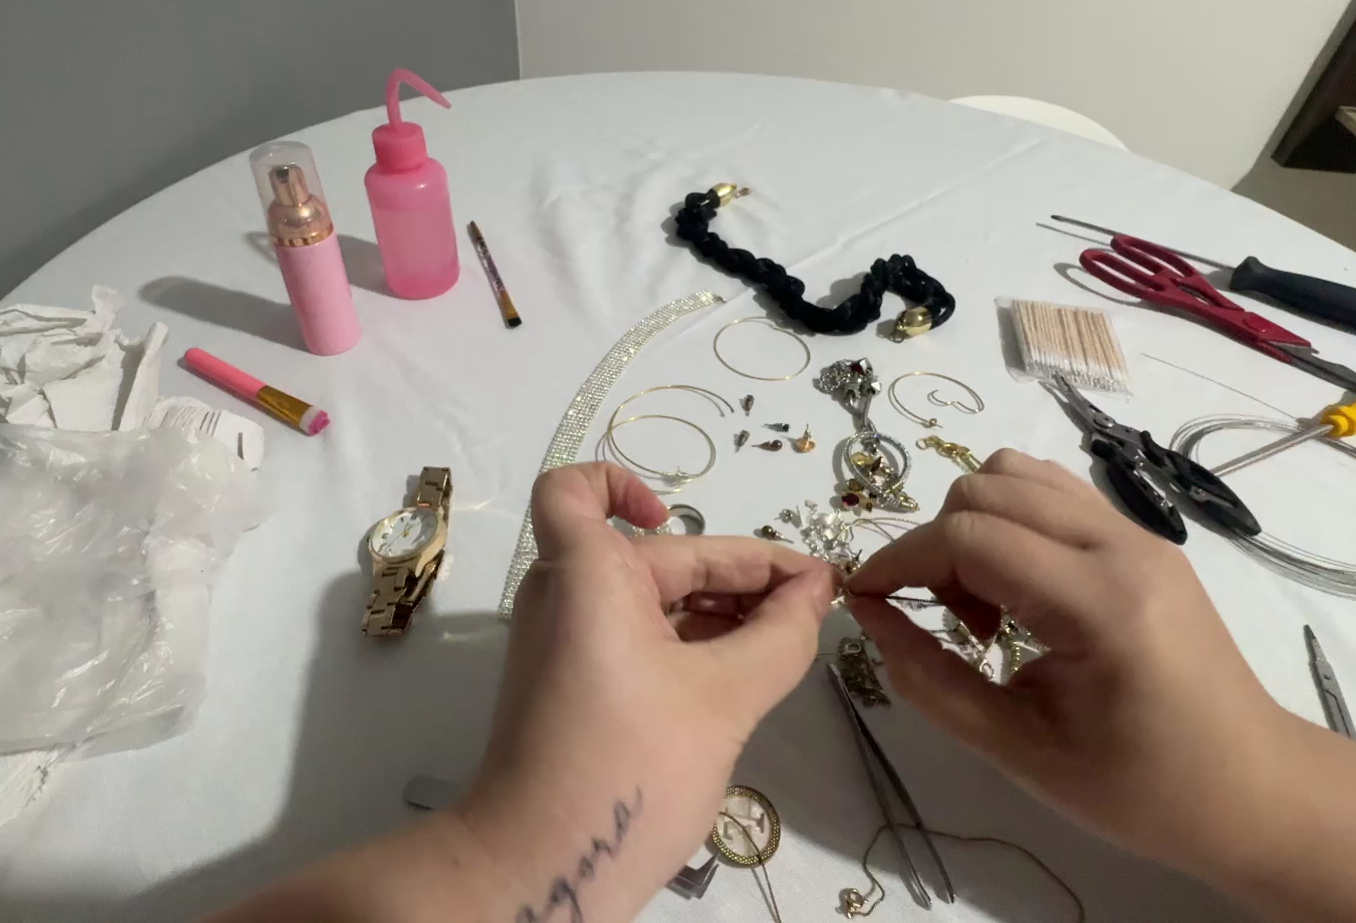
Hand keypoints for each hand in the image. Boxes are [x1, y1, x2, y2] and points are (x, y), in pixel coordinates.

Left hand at [456, 463, 835, 918]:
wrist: (536, 872)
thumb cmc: (626, 767)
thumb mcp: (722, 699)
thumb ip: (780, 636)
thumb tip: (818, 588)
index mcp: (585, 572)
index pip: (575, 489)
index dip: (618, 482)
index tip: (675, 519)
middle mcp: (567, 592)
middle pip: (657, 554)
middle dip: (735, 569)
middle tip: (814, 599)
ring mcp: (570, 639)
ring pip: (655, 598)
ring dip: (722, 607)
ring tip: (796, 633)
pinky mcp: (579, 681)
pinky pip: (643, 635)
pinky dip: (694, 639)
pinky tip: (749, 664)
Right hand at [845, 449, 1289, 870]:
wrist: (1261, 792)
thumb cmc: (1142, 788)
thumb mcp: (1017, 750)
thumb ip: (926, 677)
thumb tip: (865, 611)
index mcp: (1100, 604)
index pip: (967, 538)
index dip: (899, 561)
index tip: (867, 598)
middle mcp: (1121, 545)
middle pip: (981, 492)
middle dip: (934, 547)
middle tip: (948, 618)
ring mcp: (1134, 531)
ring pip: (1009, 473)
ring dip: (968, 522)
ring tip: (983, 592)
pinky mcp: (1136, 533)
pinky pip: (1043, 487)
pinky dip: (1002, 515)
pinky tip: (1013, 576)